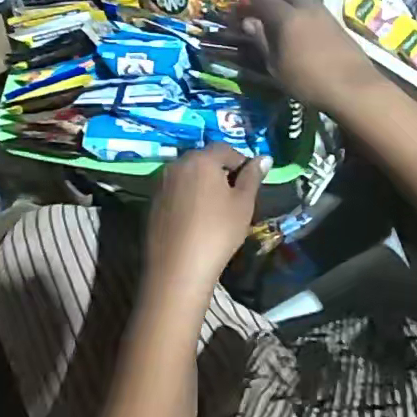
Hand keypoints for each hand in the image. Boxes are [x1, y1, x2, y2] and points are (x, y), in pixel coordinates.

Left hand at [146, 145, 266, 295]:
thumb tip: (264, 158)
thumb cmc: (218, 232)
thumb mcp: (243, 204)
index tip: (249, 181)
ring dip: (202, 183)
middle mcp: (177, 164)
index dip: (240, 161)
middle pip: (204, 159)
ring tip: (215, 208)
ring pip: (188, 174)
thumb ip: (252, 177)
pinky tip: (195, 218)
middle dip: (220, 170)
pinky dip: (187, 196)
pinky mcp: (152, 201)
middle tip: (234, 194)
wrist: (178, 268)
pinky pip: (175, 189)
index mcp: (201, 159)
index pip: (224, 148)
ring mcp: (161, 182)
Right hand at [240, 0, 382, 112]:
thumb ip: (262, 40)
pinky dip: (298, 0)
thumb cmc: (308, 81)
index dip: (248, 0)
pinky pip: (310, 0)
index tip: (240, 6)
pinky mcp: (333, 18)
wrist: (353, 87)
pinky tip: (296, 12)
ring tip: (275, 2)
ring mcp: (321, 10)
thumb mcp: (276, 66)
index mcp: (285, 17)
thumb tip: (249, 22)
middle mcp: (303, 6)